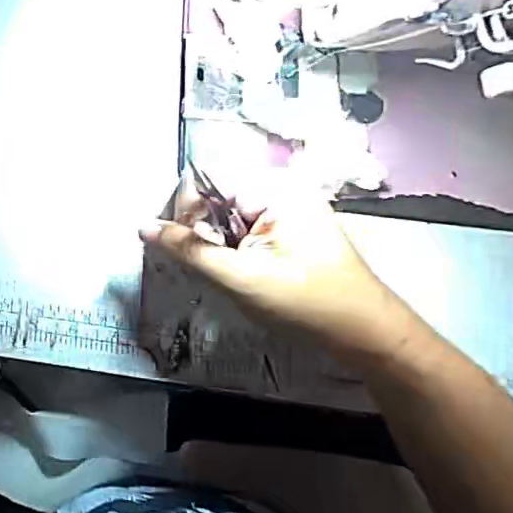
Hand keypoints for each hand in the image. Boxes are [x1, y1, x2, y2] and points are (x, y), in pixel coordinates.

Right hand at [140, 177, 422, 366]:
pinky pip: (236, 224)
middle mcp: (278, 187)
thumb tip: (144, 226)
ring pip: (220, 212)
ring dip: (213, 241)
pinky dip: (228, 247)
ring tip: (231, 271)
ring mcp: (282, 206)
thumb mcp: (238, 278)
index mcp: (273, 188)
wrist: (368, 336)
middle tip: (214, 264)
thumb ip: (187, 248)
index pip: (203, 177)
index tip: (190, 246)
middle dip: (200, 229)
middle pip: (209, 194)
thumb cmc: (309, 304)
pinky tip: (240, 270)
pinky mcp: (283, 224)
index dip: (185, 210)